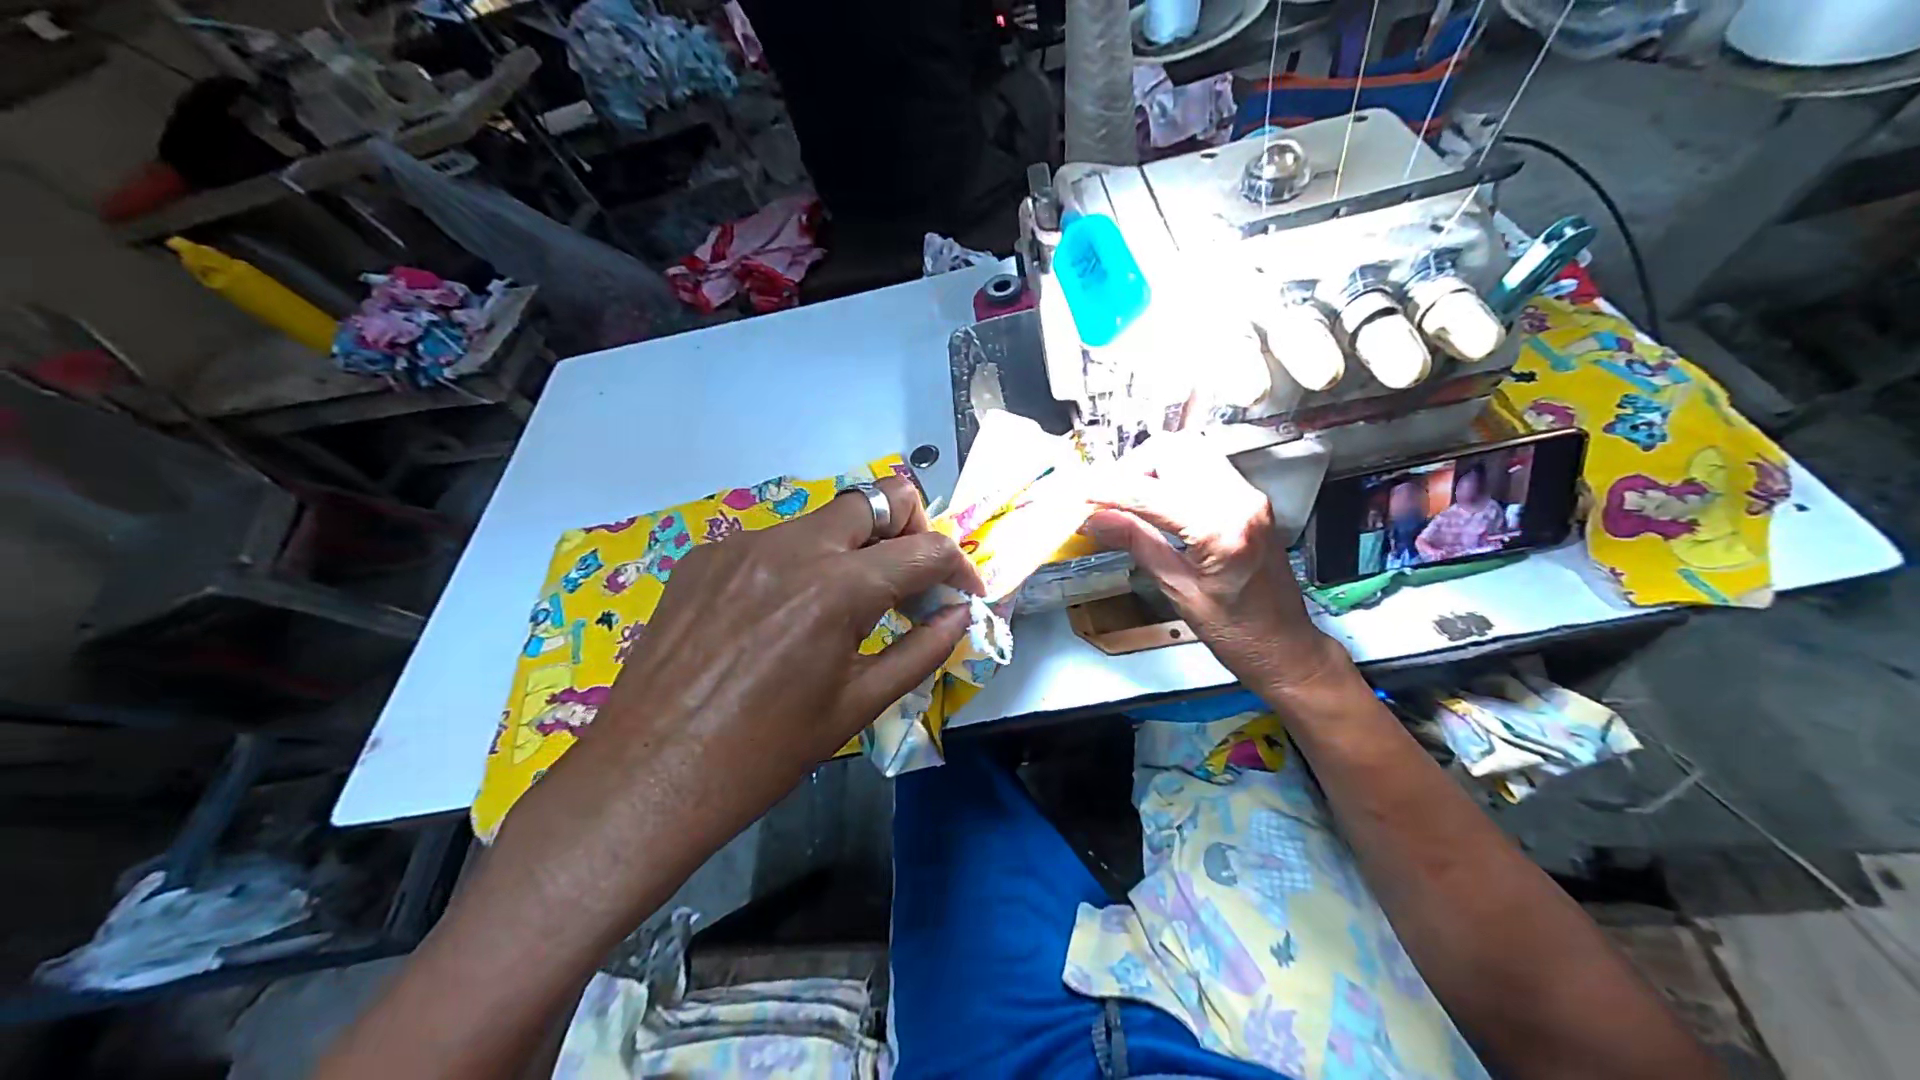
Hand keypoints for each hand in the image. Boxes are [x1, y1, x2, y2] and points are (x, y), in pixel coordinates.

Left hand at [505, 476, 982, 873]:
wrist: (649, 776)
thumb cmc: (765, 754)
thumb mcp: (857, 706)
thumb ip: (921, 651)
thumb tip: (959, 616)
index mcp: (837, 589)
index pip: (925, 548)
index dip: (958, 566)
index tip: (962, 592)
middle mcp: (791, 547)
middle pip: (876, 499)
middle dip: (907, 531)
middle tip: (907, 583)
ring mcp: (740, 545)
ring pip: (821, 520)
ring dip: (851, 549)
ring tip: (843, 606)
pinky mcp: (703, 556)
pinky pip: (771, 542)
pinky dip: (797, 564)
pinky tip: (780, 617)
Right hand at [1083, 436, 1350, 694]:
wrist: (1285, 645)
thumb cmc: (1239, 632)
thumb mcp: (1177, 590)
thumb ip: (1136, 543)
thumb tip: (1096, 518)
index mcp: (1222, 530)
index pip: (1151, 492)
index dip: (1109, 490)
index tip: (1081, 493)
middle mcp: (1240, 502)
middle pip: (1173, 451)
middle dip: (1131, 468)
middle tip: (1106, 497)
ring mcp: (1248, 496)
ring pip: (1189, 450)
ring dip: (1152, 466)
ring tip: (1129, 498)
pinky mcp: (1249, 498)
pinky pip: (1204, 465)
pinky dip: (1172, 473)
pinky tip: (1156, 501)